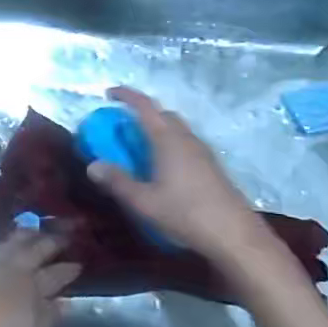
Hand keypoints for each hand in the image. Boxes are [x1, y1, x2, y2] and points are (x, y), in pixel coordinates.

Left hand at [0, 232, 80, 326]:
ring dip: (28, 236)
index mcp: (32, 284)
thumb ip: (49, 318)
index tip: (81, 260)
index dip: (69, 268)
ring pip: (14, 243)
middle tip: (66, 229)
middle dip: (53, 241)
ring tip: (35, 230)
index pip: (56, 274)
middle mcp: (12, 267)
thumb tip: (65, 301)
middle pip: (37, 249)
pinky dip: (5, 244)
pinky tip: (2, 248)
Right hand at [86, 86, 275, 262]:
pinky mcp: (212, 166)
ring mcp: (202, 151)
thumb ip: (118, 182)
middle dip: (143, 113)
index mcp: (167, 139)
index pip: (144, 106)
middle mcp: (186, 138)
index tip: (109, 93)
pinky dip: (170, 144)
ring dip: (158, 129)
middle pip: (163, 114)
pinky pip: (186, 143)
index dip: (126, 95)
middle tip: (124, 127)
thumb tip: (93, 166)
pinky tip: (164, 168)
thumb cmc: (186, 214)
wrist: (234, 233)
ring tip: (141, 148)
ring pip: (177, 129)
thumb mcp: (144, 202)